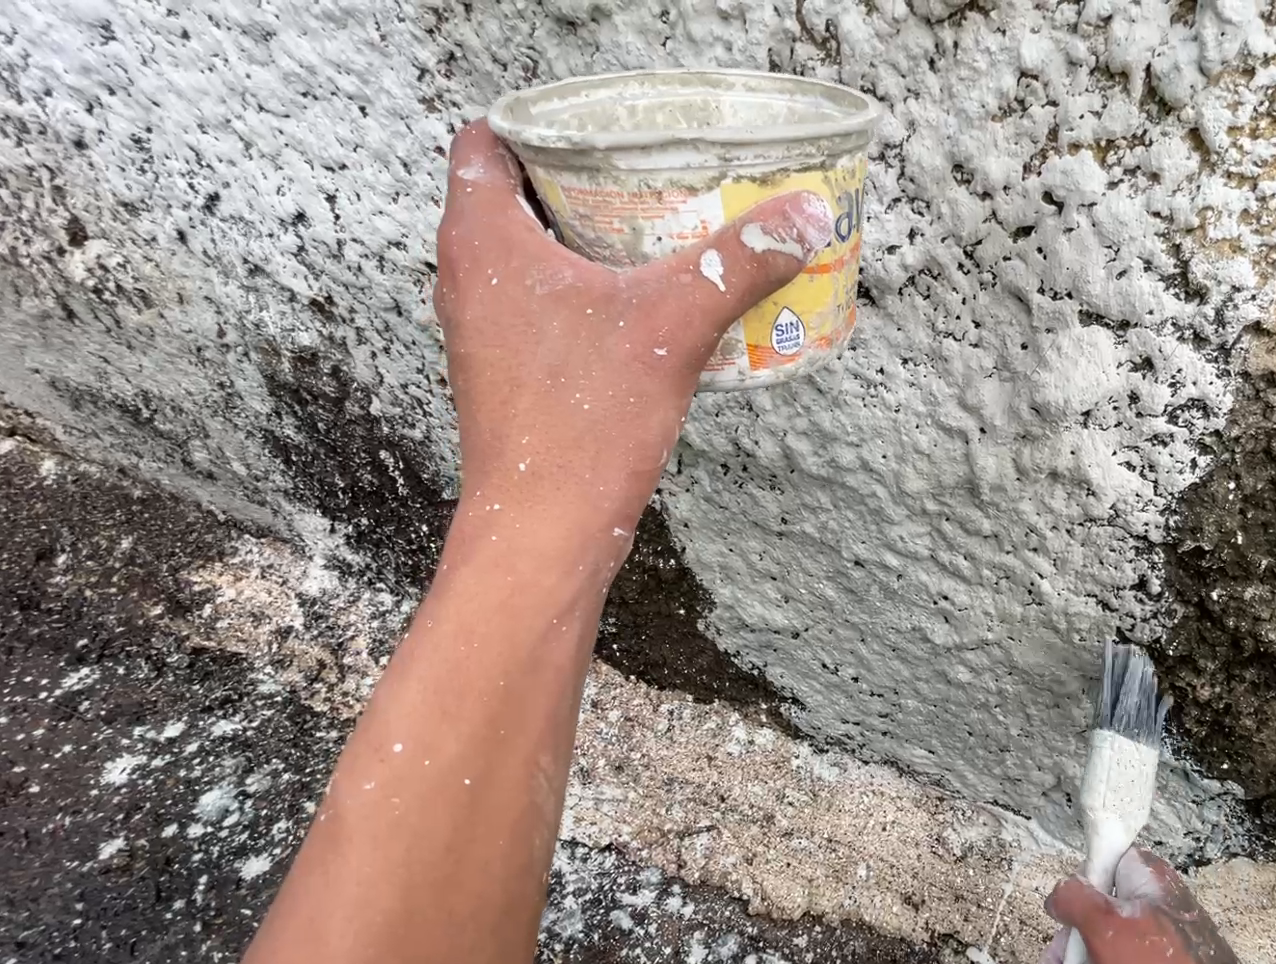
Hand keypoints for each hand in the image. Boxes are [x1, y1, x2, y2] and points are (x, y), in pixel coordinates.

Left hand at [432, 120, 832, 551]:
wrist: (547, 526)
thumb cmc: (586, 420)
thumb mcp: (674, 326)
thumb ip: (737, 264)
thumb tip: (804, 216)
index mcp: (483, 239)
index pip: (492, 140)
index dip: (547, 123)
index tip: (611, 132)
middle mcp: (469, 277)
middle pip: (521, 197)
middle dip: (586, 181)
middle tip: (656, 180)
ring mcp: (486, 330)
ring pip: (535, 258)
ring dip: (592, 243)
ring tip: (663, 239)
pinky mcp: (511, 373)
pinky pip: (548, 309)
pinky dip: (593, 296)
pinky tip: (651, 313)